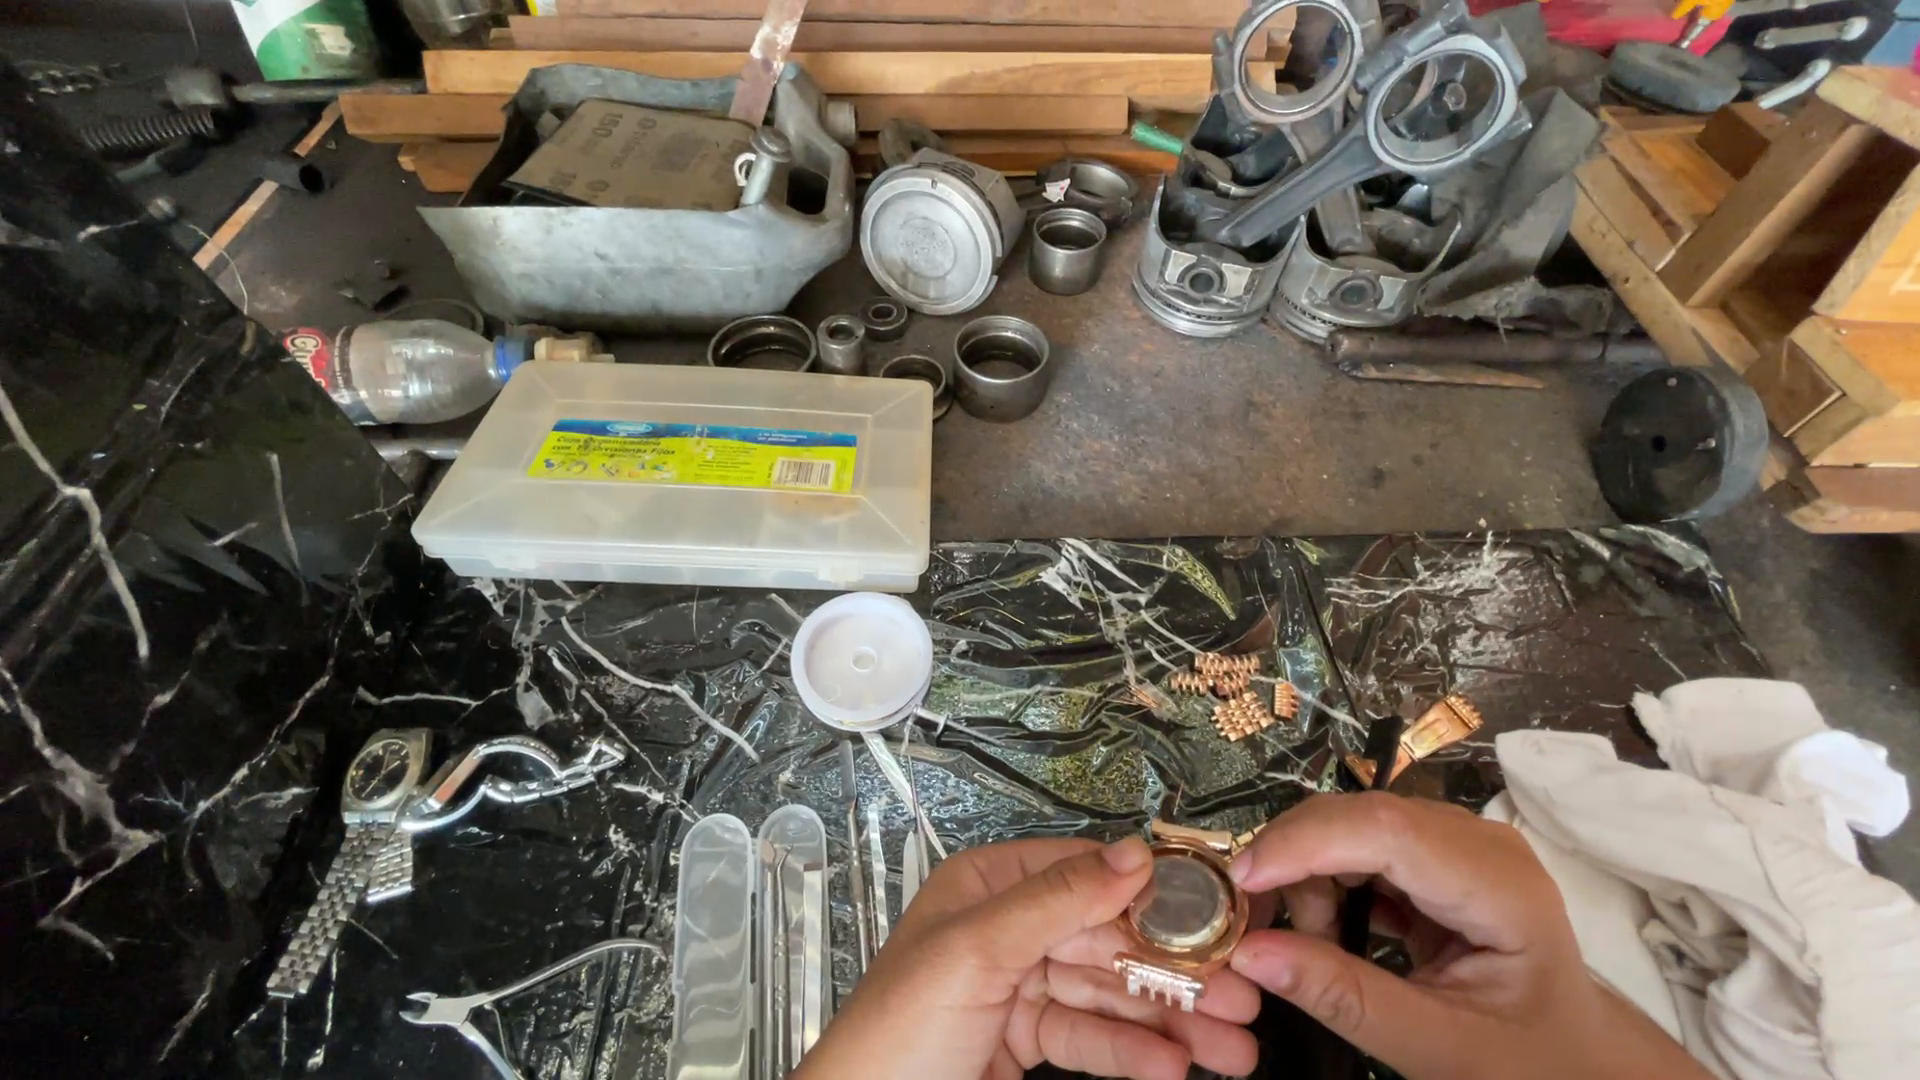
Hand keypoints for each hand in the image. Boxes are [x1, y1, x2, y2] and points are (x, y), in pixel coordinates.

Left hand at [793, 835, 1260, 1079]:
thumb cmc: (898, 1026)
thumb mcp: (977, 950)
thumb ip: (1056, 900)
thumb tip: (1132, 853)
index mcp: (988, 885)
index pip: (1082, 874)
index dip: (1148, 893)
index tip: (1211, 912)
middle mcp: (1007, 927)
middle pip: (1105, 938)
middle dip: (1172, 968)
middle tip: (1239, 991)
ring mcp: (1019, 985)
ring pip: (1106, 993)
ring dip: (1169, 1018)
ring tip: (1233, 1043)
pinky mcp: (1026, 1040)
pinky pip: (1089, 1038)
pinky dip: (1131, 1053)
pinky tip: (1173, 1065)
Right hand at [1227, 793, 1713, 1079]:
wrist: (1583, 1064)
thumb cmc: (1532, 1066)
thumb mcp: (1442, 1053)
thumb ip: (1346, 1001)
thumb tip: (1247, 954)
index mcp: (1499, 884)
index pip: (1385, 831)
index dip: (1303, 845)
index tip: (1239, 884)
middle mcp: (1472, 838)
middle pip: (1354, 818)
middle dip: (1293, 864)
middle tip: (1258, 927)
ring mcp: (1449, 837)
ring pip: (1342, 825)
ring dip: (1306, 878)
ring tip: (1315, 946)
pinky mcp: (1427, 848)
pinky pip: (1350, 842)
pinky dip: (1322, 880)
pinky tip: (1329, 928)